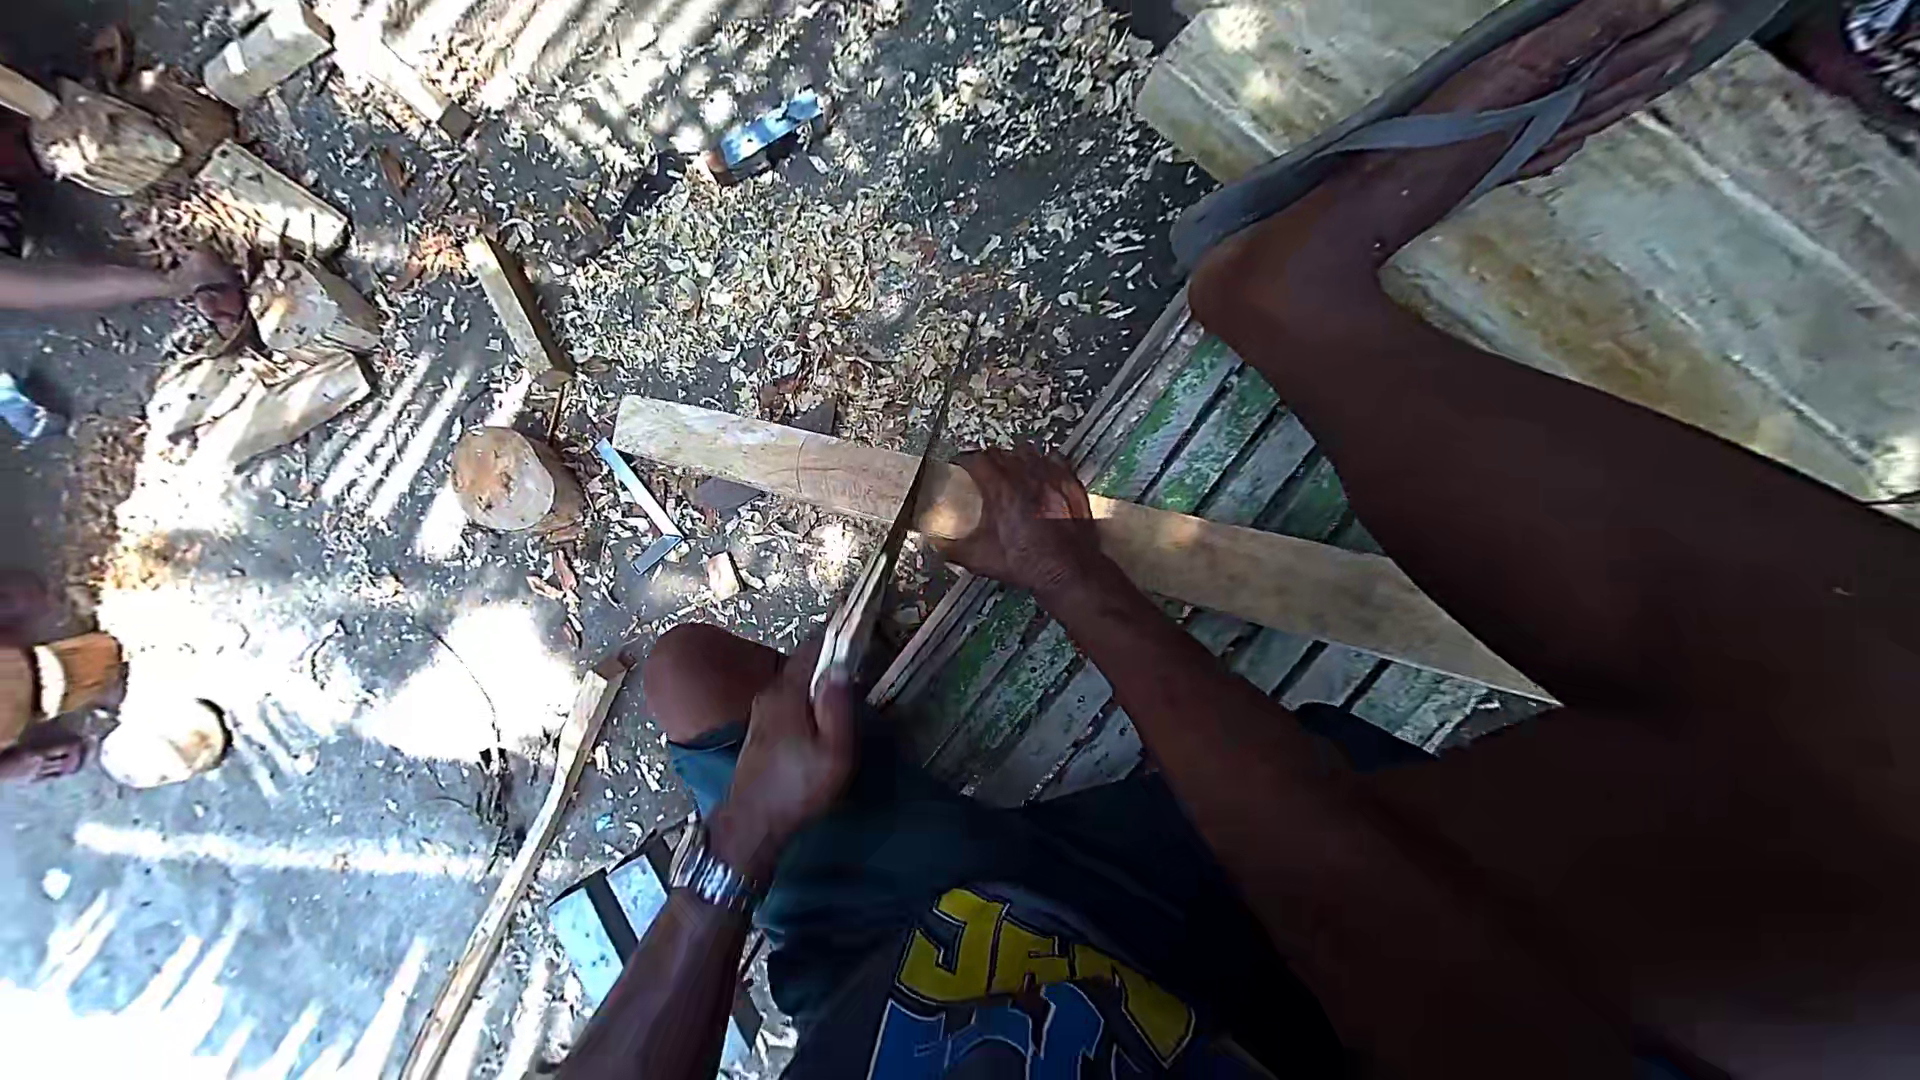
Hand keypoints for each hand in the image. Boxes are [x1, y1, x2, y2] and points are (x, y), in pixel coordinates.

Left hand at [709, 642, 856, 882]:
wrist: (752, 825)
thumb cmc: (799, 787)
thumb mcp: (833, 750)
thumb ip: (838, 705)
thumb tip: (841, 667)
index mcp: (788, 692)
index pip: (812, 647)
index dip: (836, 636)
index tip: (857, 633)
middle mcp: (770, 694)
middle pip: (803, 663)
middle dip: (829, 659)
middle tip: (858, 663)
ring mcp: (762, 712)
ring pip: (796, 682)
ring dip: (818, 680)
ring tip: (844, 689)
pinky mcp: (760, 729)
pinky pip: (789, 699)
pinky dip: (807, 697)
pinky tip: (820, 717)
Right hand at [937, 446, 1106, 597]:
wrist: (1066, 571)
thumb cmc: (1027, 564)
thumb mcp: (979, 559)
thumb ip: (951, 549)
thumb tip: (935, 544)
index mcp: (1001, 491)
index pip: (976, 459)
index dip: (964, 459)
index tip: (960, 464)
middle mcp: (1026, 478)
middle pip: (1000, 453)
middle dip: (987, 458)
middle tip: (981, 469)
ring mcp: (1050, 478)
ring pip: (1028, 452)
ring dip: (1014, 457)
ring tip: (1009, 467)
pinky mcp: (1070, 484)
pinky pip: (1055, 459)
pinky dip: (1045, 461)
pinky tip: (1041, 468)